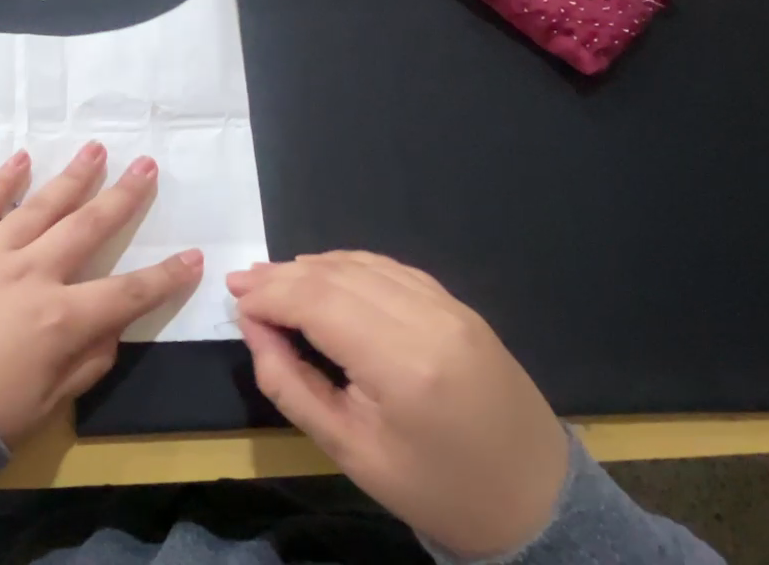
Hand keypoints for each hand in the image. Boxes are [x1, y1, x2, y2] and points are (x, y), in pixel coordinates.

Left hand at [0, 143, 202, 443]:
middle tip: (147, 166)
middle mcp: (33, 274)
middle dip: (122, 198)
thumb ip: (85, 364)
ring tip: (96, 150)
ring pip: (41, 207)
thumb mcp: (44, 404)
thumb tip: (110, 331)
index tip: (194, 256)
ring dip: (71, 177)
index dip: (166, 277)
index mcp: (61, 319)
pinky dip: (2, 181)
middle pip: (87, 228)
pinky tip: (21, 158)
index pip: (128, 293)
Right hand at [226, 252, 568, 559]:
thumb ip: (290, 384)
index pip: (317, 303)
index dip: (269, 295)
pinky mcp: (461, 308)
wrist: (534, 503)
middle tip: (240, 283)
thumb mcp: (348, 451)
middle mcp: (428, 320)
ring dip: (311, 267)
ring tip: (271, 279)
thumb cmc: (433, 488)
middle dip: (281, 277)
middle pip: (336, 277)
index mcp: (402, 364)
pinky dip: (349, 267)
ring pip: (363, 265)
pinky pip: (392, 270)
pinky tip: (324, 275)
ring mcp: (451, 308)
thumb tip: (253, 327)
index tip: (234, 300)